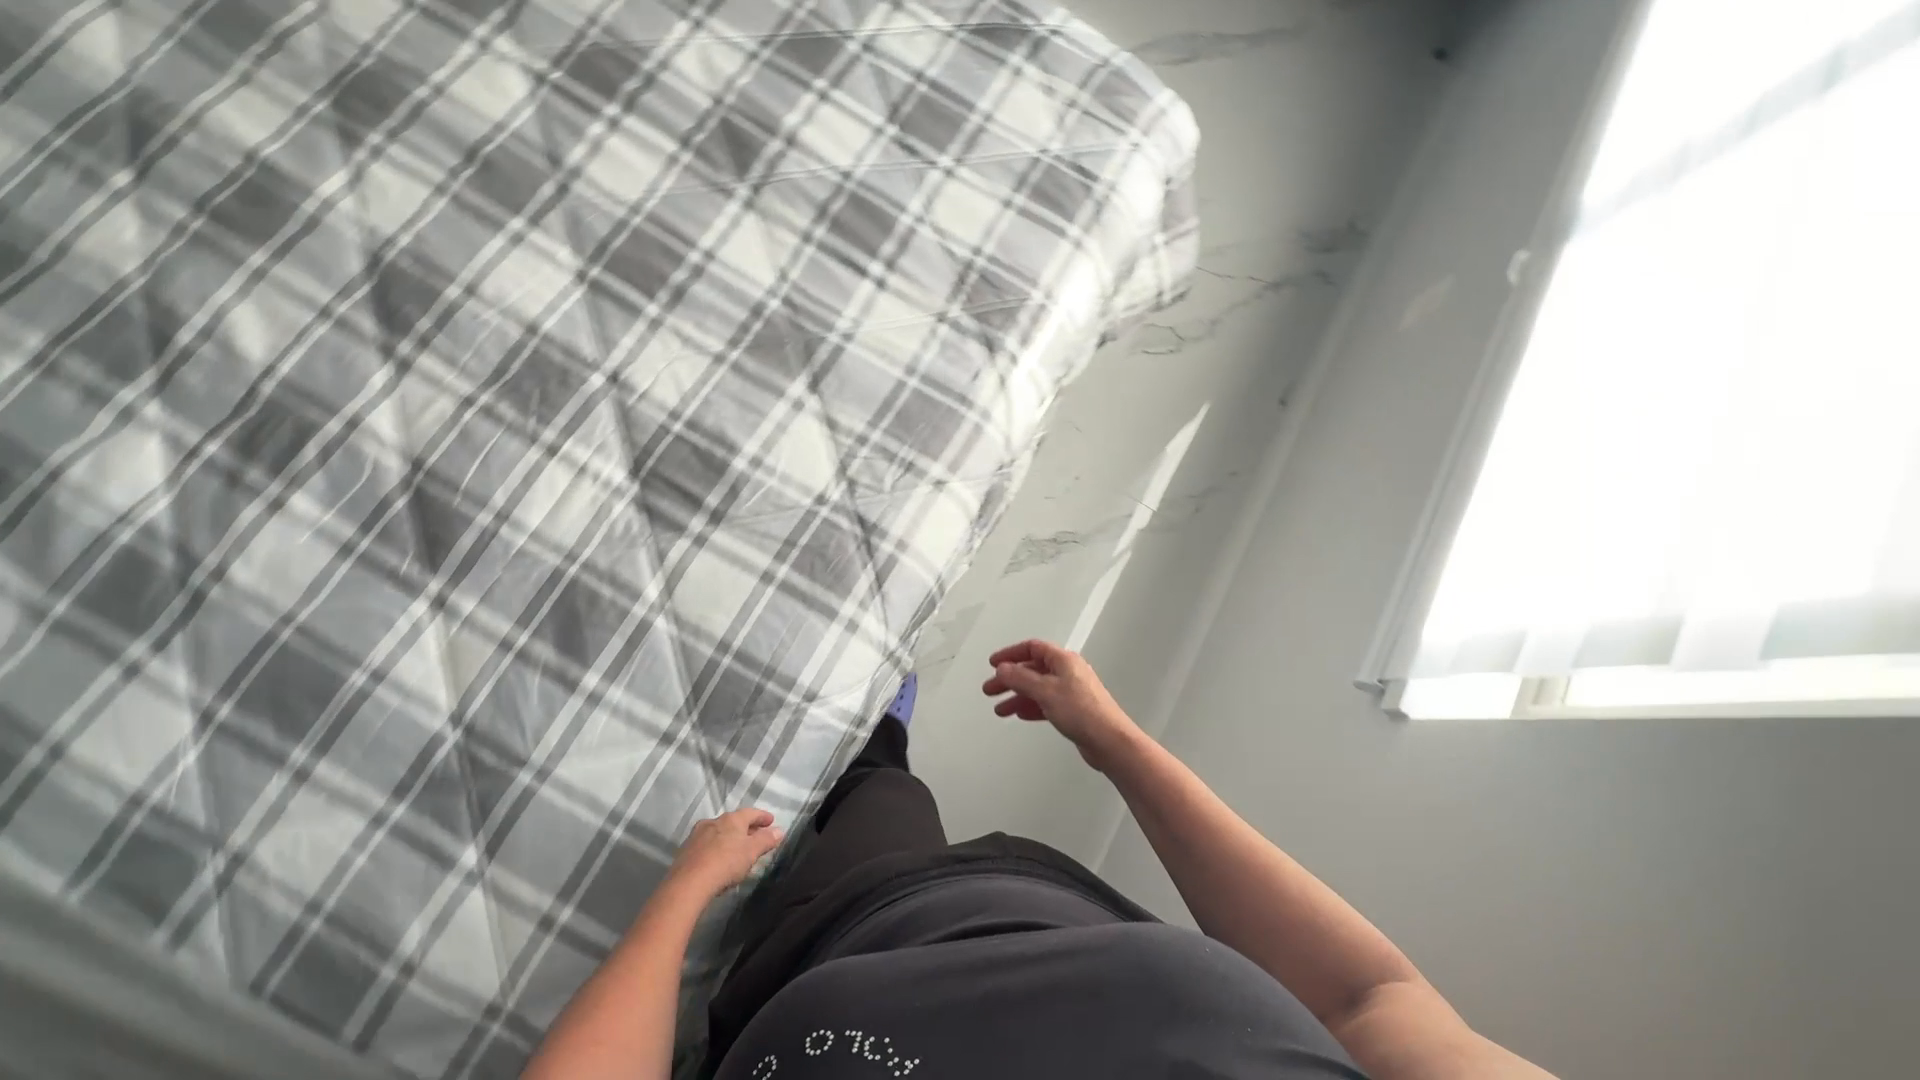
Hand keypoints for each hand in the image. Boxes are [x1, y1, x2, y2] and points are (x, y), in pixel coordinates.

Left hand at [666, 809, 783, 899]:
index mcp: (731, 819)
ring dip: (729, 839)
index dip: (762, 817)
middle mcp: (713, 822)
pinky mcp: (686, 851)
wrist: (688, 883)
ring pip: (718, 833)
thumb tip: (779, 830)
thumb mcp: (751, 852)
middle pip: (734, 822)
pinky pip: (706, 845)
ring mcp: (697, 835)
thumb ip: (766, 840)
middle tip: (756, 837)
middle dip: (746, 829)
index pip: (751, 813)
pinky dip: (716, 849)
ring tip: (737, 850)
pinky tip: (718, 860)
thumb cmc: (726, 863)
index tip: (771, 821)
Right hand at [982, 640, 1144, 769]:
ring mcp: (1071, 691)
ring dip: (1017, 696)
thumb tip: (1003, 668)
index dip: (1010, 654)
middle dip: (1009, 679)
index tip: (994, 662)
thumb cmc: (1083, 712)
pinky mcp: (1073, 710)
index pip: (1032, 648)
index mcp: (1064, 660)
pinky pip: (1046, 703)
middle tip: (990, 689)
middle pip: (1032, 670)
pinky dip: (1031, 707)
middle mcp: (1068, 672)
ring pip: (1037, 688)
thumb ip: (1021, 678)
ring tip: (1000, 708)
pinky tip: (1020, 714)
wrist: (1109, 741)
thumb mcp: (1045, 691)